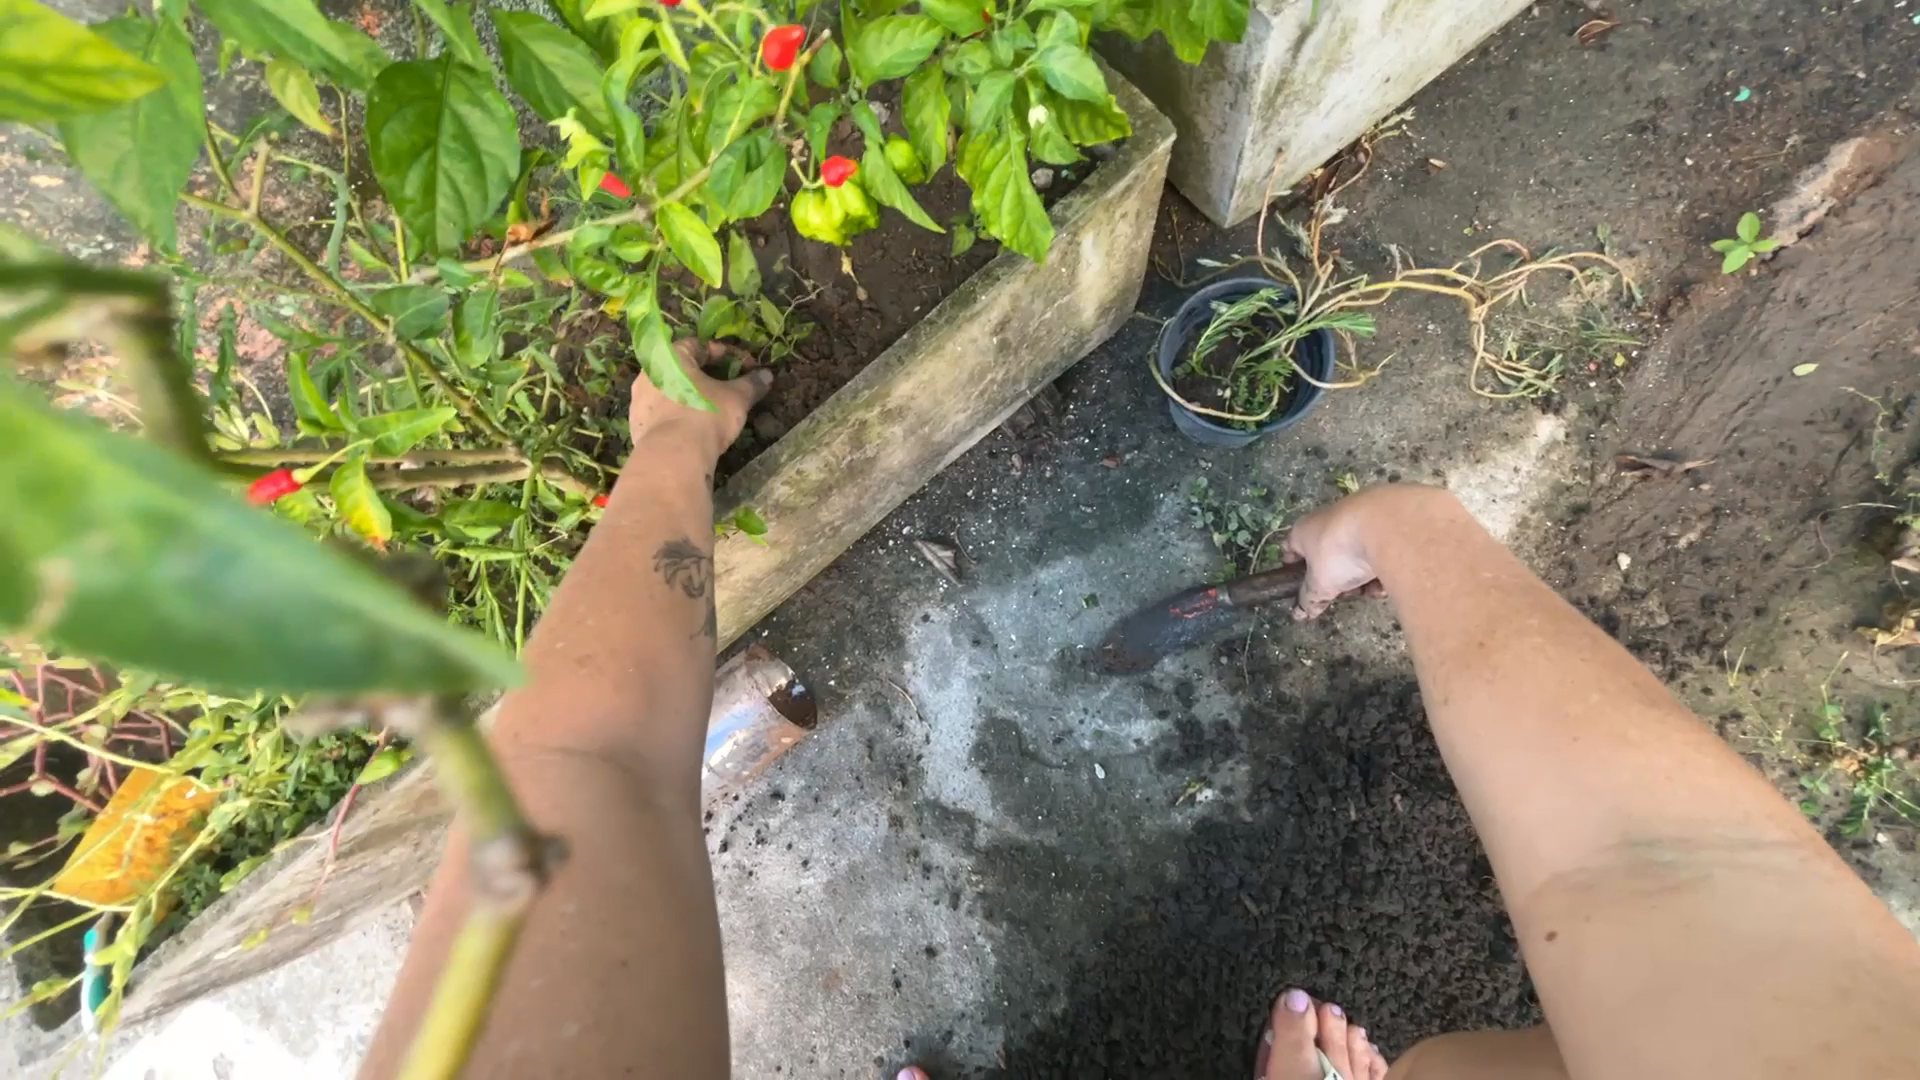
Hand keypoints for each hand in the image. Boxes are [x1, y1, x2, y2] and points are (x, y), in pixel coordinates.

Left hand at [629, 340, 773, 462]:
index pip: (699, 345)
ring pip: (669, 392)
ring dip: (688, 397)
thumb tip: (767, 375)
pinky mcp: (636, 425)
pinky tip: (692, 429)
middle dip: (705, 376)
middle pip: (681, 369)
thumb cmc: (706, 415)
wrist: (674, 455)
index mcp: (670, 356)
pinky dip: (677, 416)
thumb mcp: (737, 398)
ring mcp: (638, 400)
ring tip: (710, 410)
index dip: (724, 354)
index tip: (742, 366)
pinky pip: (661, 414)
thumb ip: (751, 384)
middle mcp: (649, 373)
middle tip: (726, 388)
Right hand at [1282, 487, 1432, 618]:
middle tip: (1341, 594)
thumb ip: (1309, 599)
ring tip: (1368, 589)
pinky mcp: (1385, 523)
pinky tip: (1387, 579)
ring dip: (1360, 578)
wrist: (1386, 526)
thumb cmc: (1338, 553)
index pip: (1291, 549)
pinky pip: (1378, 550)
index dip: (1294, 570)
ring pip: (1355, 556)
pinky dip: (1381, 566)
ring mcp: (1357, 520)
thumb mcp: (1320, 584)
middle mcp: (1327, 521)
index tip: (1302, 587)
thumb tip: (1299, 614)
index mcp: (1303, 531)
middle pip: (1327, 557)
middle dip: (1335, 580)